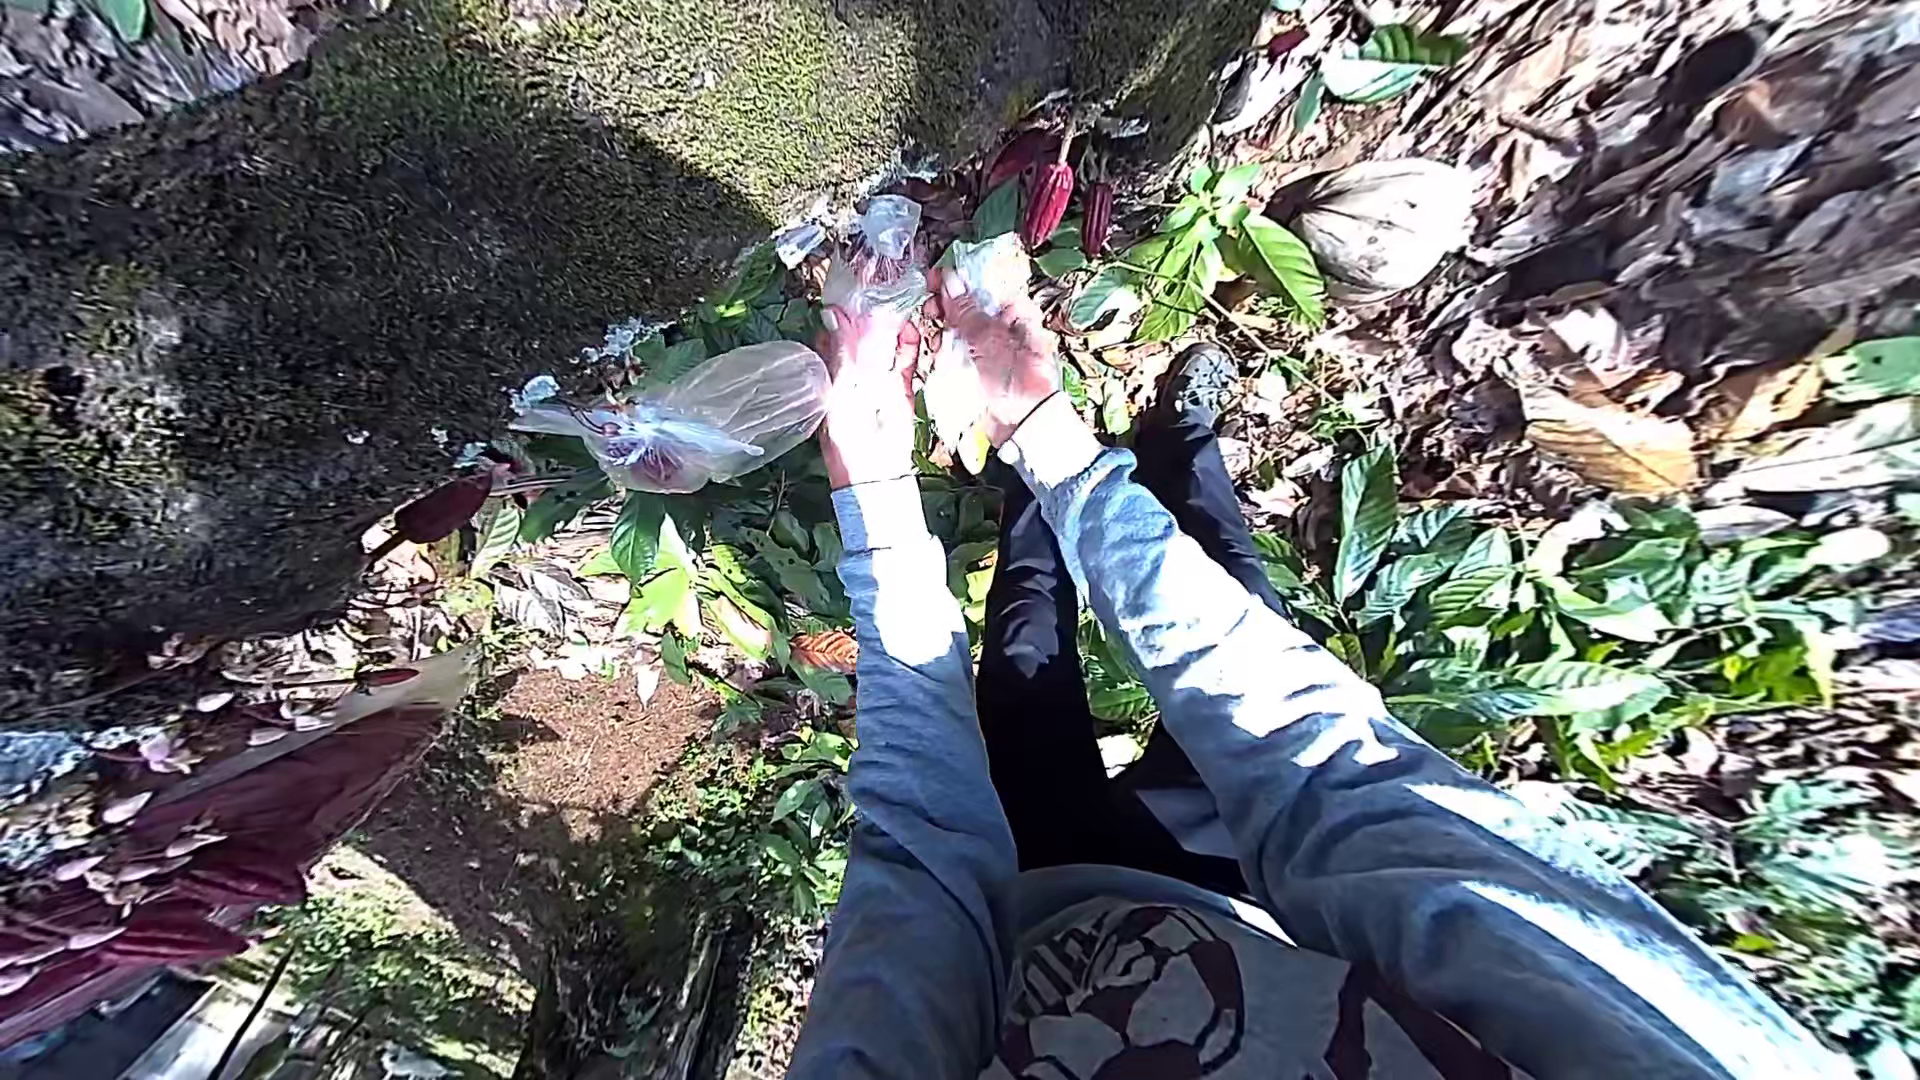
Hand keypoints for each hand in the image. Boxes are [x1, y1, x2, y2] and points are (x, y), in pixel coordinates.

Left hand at [816, 306, 920, 487]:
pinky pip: (907, 363)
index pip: (835, 336)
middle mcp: (855, 375)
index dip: (843, 312)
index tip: (852, 288)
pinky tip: (912, 331)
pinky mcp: (901, 391)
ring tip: (899, 305)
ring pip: (887, 346)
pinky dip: (911, 347)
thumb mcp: (840, 394)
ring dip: (893, 328)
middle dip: (872, 314)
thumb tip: (832, 313)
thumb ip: (841, 355)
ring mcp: (879, 382)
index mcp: (831, 375)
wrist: (876, 473)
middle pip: (864, 336)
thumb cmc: (849, 440)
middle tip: (882, 288)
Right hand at [930, 269, 1060, 444]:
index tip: (933, 281)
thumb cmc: (1018, 383)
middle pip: (968, 309)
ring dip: (945, 334)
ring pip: (959, 331)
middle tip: (930, 311)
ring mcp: (991, 351)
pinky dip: (947, 354)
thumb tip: (950, 280)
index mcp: (1016, 313)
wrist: (1021, 426)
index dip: (956, 283)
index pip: (982, 286)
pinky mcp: (980, 371)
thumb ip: (966, 311)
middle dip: (946, 310)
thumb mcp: (989, 340)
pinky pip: (957, 354)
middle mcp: (1005, 329)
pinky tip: (941, 356)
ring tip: (939, 341)